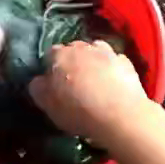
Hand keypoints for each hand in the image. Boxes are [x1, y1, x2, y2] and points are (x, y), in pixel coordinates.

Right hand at [28, 40, 155, 146]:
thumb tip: (39, 80)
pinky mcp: (126, 62)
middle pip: (74, 50)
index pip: (50, 55)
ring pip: (95, 51)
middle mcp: (83, 47)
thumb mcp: (48, 106)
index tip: (54, 84)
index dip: (51, 69)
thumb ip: (38, 89)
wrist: (121, 116)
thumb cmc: (79, 111)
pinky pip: (114, 61)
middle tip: (74, 83)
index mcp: (60, 56)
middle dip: (72, 62)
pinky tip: (112, 83)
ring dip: (92, 61)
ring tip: (94, 80)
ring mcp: (107, 52)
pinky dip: (111, 68)